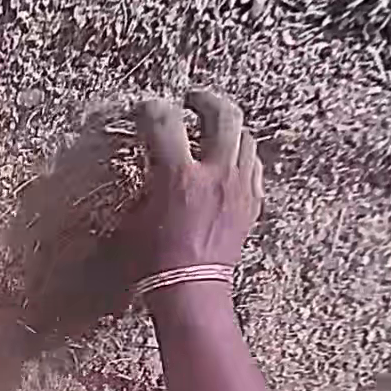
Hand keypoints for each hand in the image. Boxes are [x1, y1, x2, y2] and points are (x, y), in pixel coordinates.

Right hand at [125, 90, 263, 280]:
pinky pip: (253, 165)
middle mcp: (215, 174)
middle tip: (192, 101)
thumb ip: (149, 184)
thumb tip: (153, 167)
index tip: (145, 110)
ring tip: (212, 130)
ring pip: (244, 137)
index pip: (166, 123)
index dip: (152, 110)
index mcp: (179, 177)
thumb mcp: (137, 219)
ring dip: (227, 127)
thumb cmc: (156, 262)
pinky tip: (228, 162)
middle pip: (223, 114)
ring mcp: (240, 187)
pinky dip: (240, 156)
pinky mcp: (252, 203)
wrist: (191, 289)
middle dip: (205, 100)